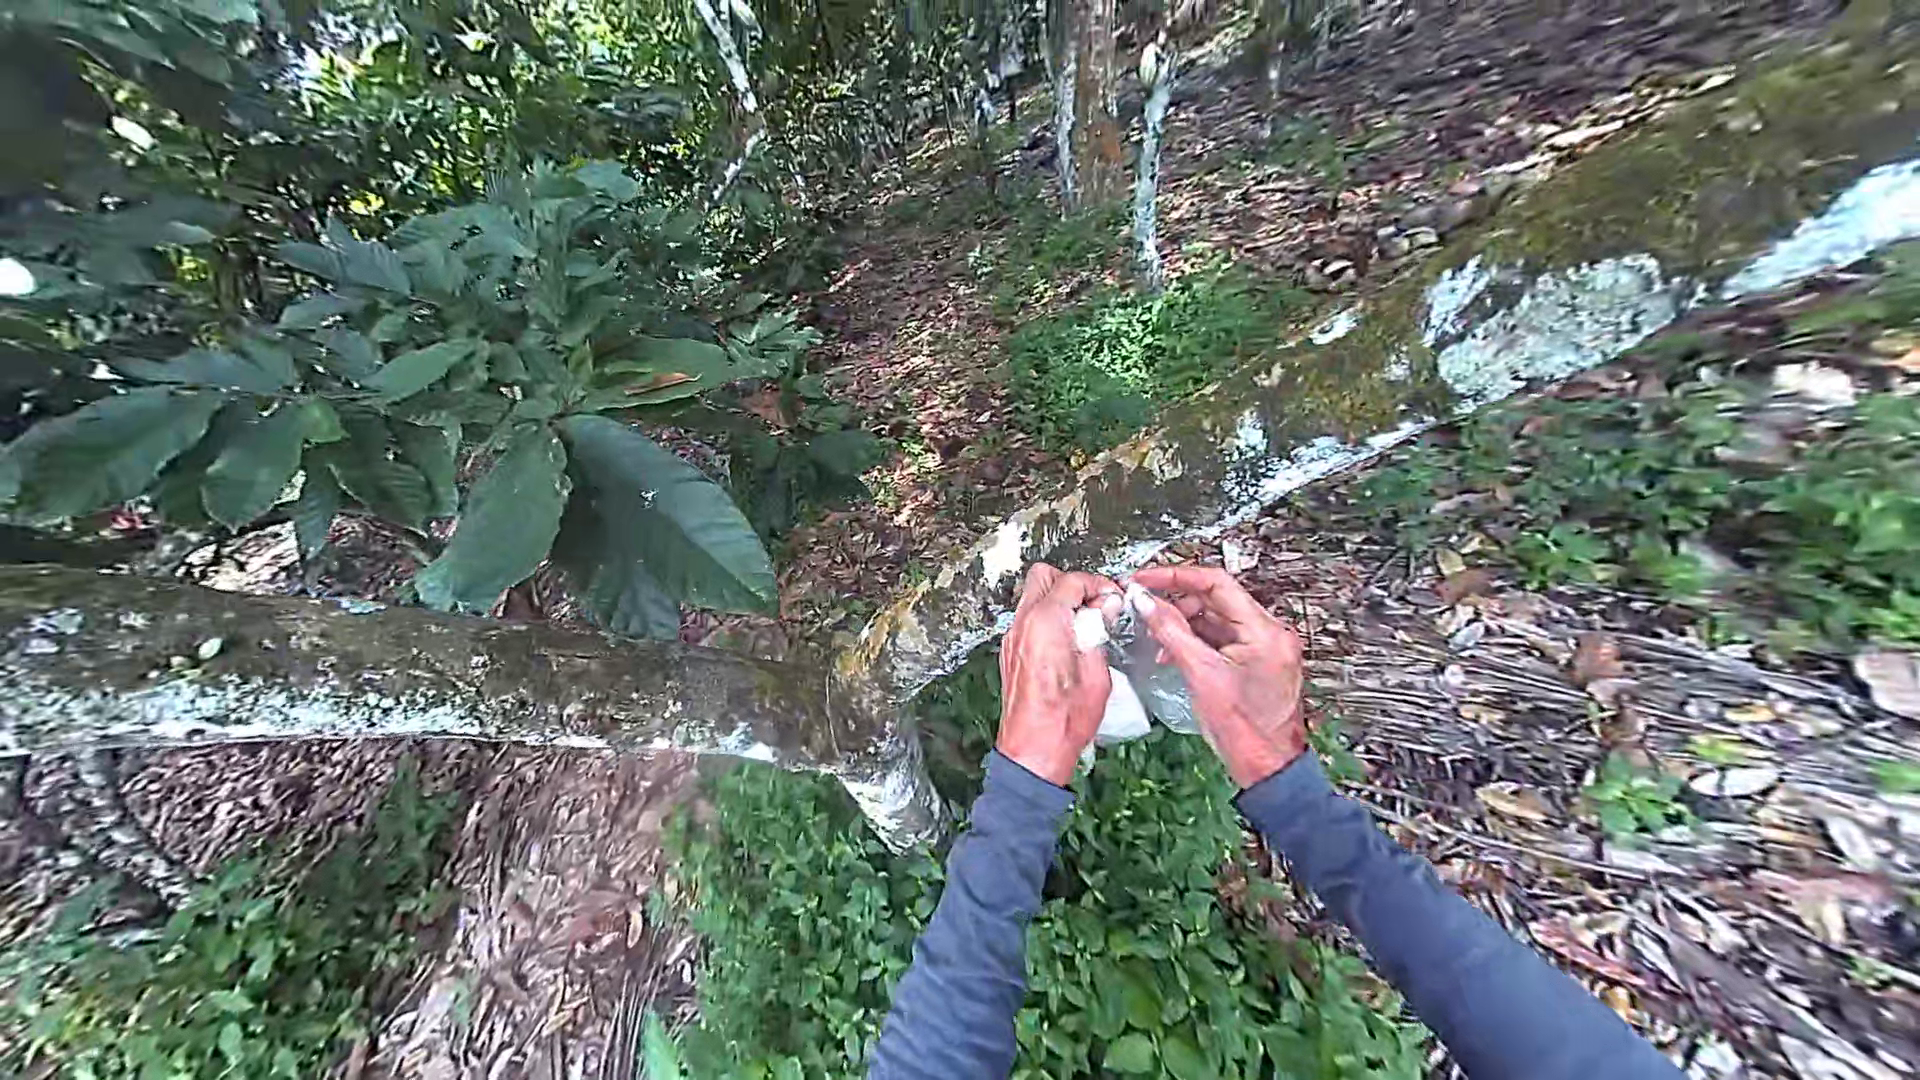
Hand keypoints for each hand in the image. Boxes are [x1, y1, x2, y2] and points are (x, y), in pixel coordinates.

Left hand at [997, 563, 1121, 784]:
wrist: (1033, 751)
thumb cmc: (1063, 721)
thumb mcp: (1096, 673)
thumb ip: (1099, 631)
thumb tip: (1105, 606)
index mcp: (1045, 623)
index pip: (1071, 580)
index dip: (1097, 585)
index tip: (1112, 599)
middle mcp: (1023, 624)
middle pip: (1043, 576)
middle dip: (1072, 583)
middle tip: (1096, 604)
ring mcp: (1013, 637)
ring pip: (1032, 595)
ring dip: (1059, 600)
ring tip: (1086, 623)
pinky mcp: (1011, 651)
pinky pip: (1028, 618)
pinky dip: (1048, 617)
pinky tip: (1069, 640)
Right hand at [1128, 565, 1306, 788]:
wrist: (1267, 768)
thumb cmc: (1245, 729)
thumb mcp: (1200, 673)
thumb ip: (1170, 630)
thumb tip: (1146, 601)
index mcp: (1264, 631)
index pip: (1216, 583)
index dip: (1176, 576)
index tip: (1146, 578)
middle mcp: (1268, 633)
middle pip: (1214, 598)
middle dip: (1176, 601)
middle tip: (1144, 605)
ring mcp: (1262, 647)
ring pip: (1213, 618)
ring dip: (1181, 622)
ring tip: (1156, 637)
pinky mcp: (1253, 660)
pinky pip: (1218, 637)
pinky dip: (1193, 639)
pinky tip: (1172, 652)